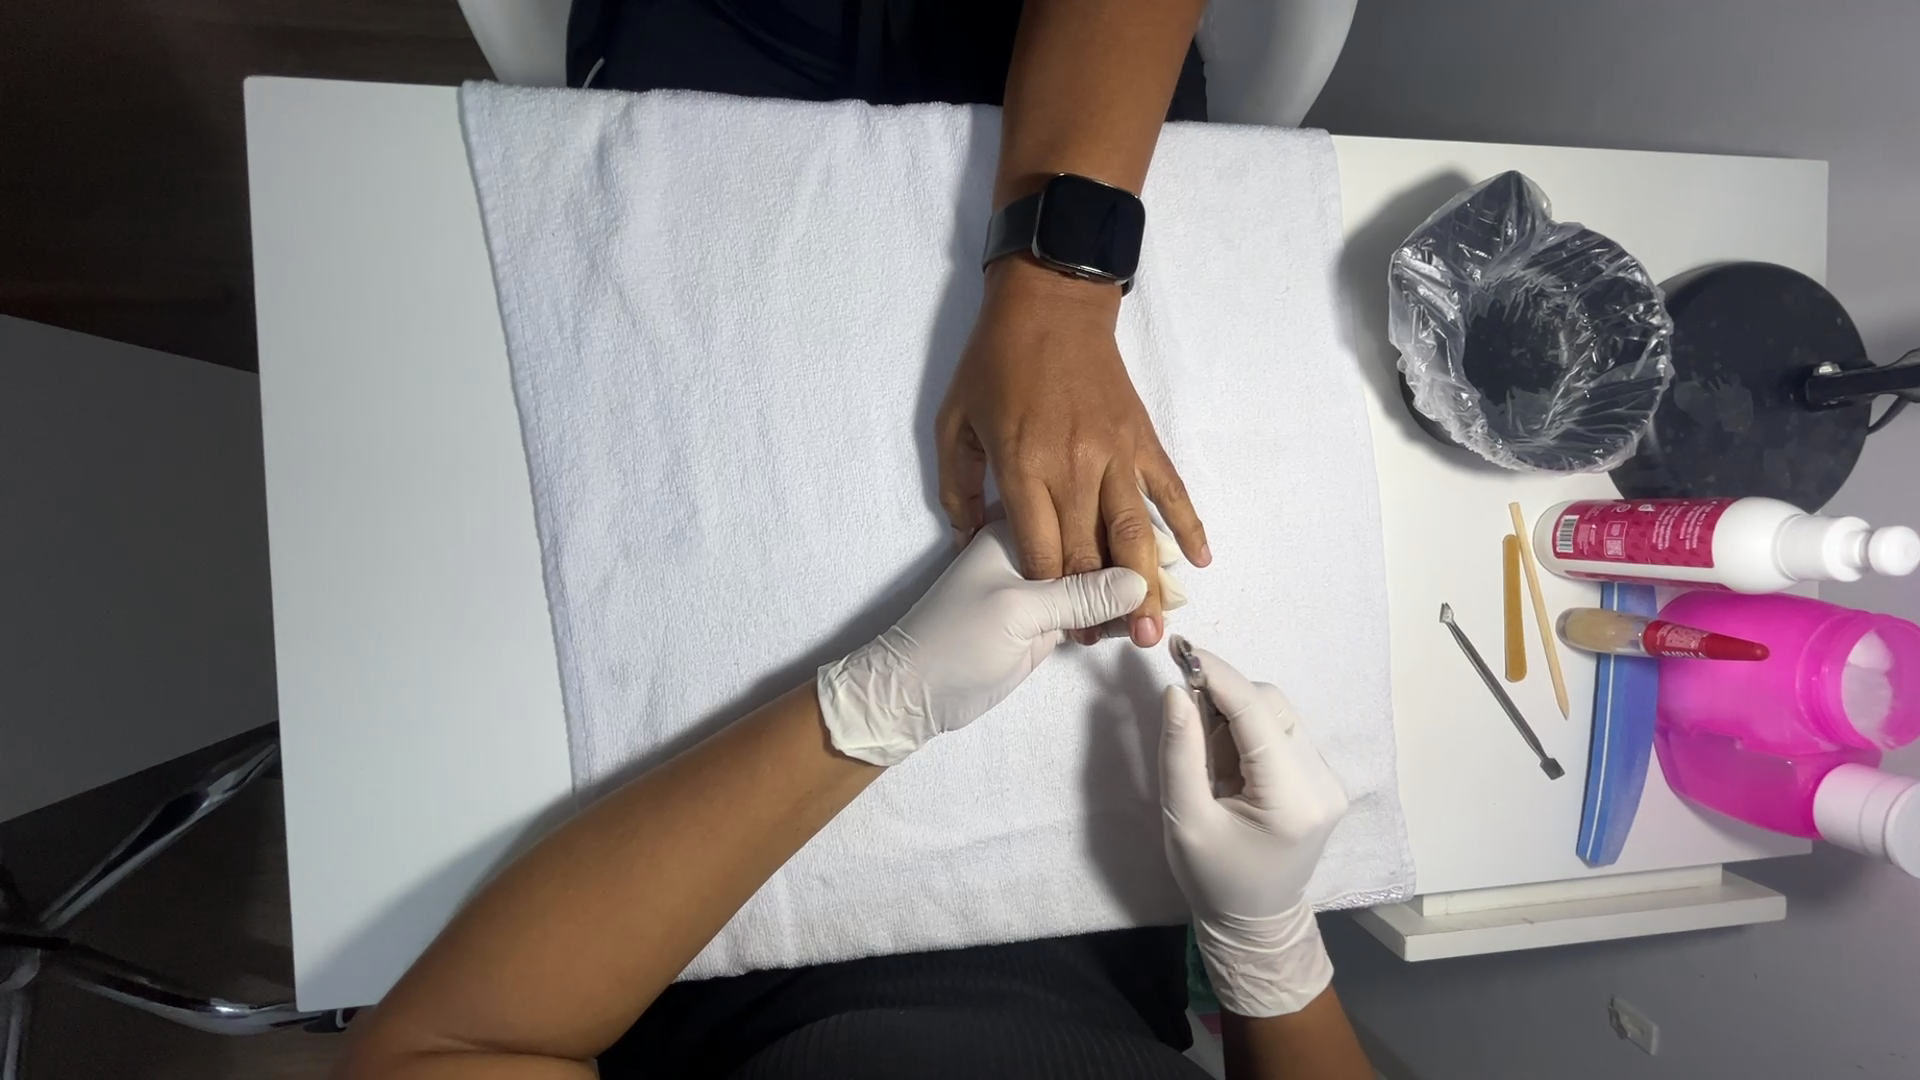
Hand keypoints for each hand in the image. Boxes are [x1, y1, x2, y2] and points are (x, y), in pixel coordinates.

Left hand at [818, 522, 1146, 765]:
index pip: (1085, 524)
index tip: (1172, 561)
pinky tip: (1143, 624)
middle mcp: (1035, 549)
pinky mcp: (1045, 619)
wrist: (915, 691)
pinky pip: (1090, 611)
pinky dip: (1115, 618)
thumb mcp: (1017, 612)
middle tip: (1176, 593)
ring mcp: (1041, 585)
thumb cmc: (956, 640)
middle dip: (1138, 570)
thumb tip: (1140, 582)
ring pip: (1098, 582)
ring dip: (1131, 596)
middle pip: (1098, 551)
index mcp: (1018, 530)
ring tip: (1170, 611)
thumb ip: (1078, 595)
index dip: (1129, 542)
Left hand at [935, 258, 1208, 648]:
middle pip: (1089, 554)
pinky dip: (1186, 525)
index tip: (1062, 627)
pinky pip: (1169, 490)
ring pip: (1134, 534)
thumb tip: (969, 539)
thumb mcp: (954, 423)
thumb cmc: (994, 365)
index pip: (1041, 551)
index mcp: (1023, 468)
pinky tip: (1199, 560)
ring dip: (1147, 586)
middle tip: (1112, 644)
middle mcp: (1073, 468)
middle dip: (1100, 606)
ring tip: (1157, 627)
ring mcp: (1115, 454)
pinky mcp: (1142, 439)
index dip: (1052, 597)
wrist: (1050, 303)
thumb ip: (959, 487)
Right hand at [1160, 643, 1349, 1016]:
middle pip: (1269, 704)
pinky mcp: (1321, 779)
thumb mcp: (1184, 817)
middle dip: (1222, 696)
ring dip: (1233, 712)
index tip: (1180, 647)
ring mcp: (1328, 780)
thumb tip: (1176, 690)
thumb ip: (1179, 751)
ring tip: (1207, 754)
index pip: (1255, 713)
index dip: (1217, 674)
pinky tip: (1226, 759)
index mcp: (1291, 800)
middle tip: (1184, 718)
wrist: (1254, 922)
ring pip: (1275, 711)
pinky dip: (1246, 728)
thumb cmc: (1213, 877)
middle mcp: (1322, 783)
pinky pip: (1279, 729)